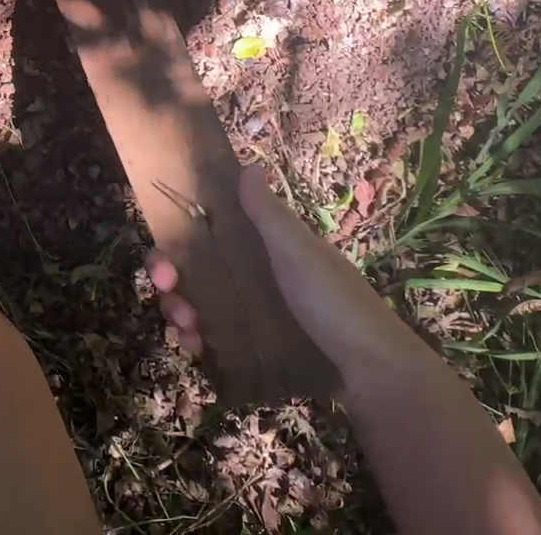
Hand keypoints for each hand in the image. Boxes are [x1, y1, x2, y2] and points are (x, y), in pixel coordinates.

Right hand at [146, 166, 436, 396]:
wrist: (376, 375)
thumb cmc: (336, 304)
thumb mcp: (302, 254)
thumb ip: (270, 215)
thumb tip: (248, 165)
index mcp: (259, 250)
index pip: (203, 238)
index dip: (174, 245)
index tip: (164, 260)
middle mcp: (250, 279)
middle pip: (192, 272)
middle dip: (169, 281)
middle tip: (168, 292)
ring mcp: (251, 316)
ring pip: (196, 306)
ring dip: (178, 313)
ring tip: (187, 330)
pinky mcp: (254, 350)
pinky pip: (211, 340)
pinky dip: (195, 341)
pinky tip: (195, 348)